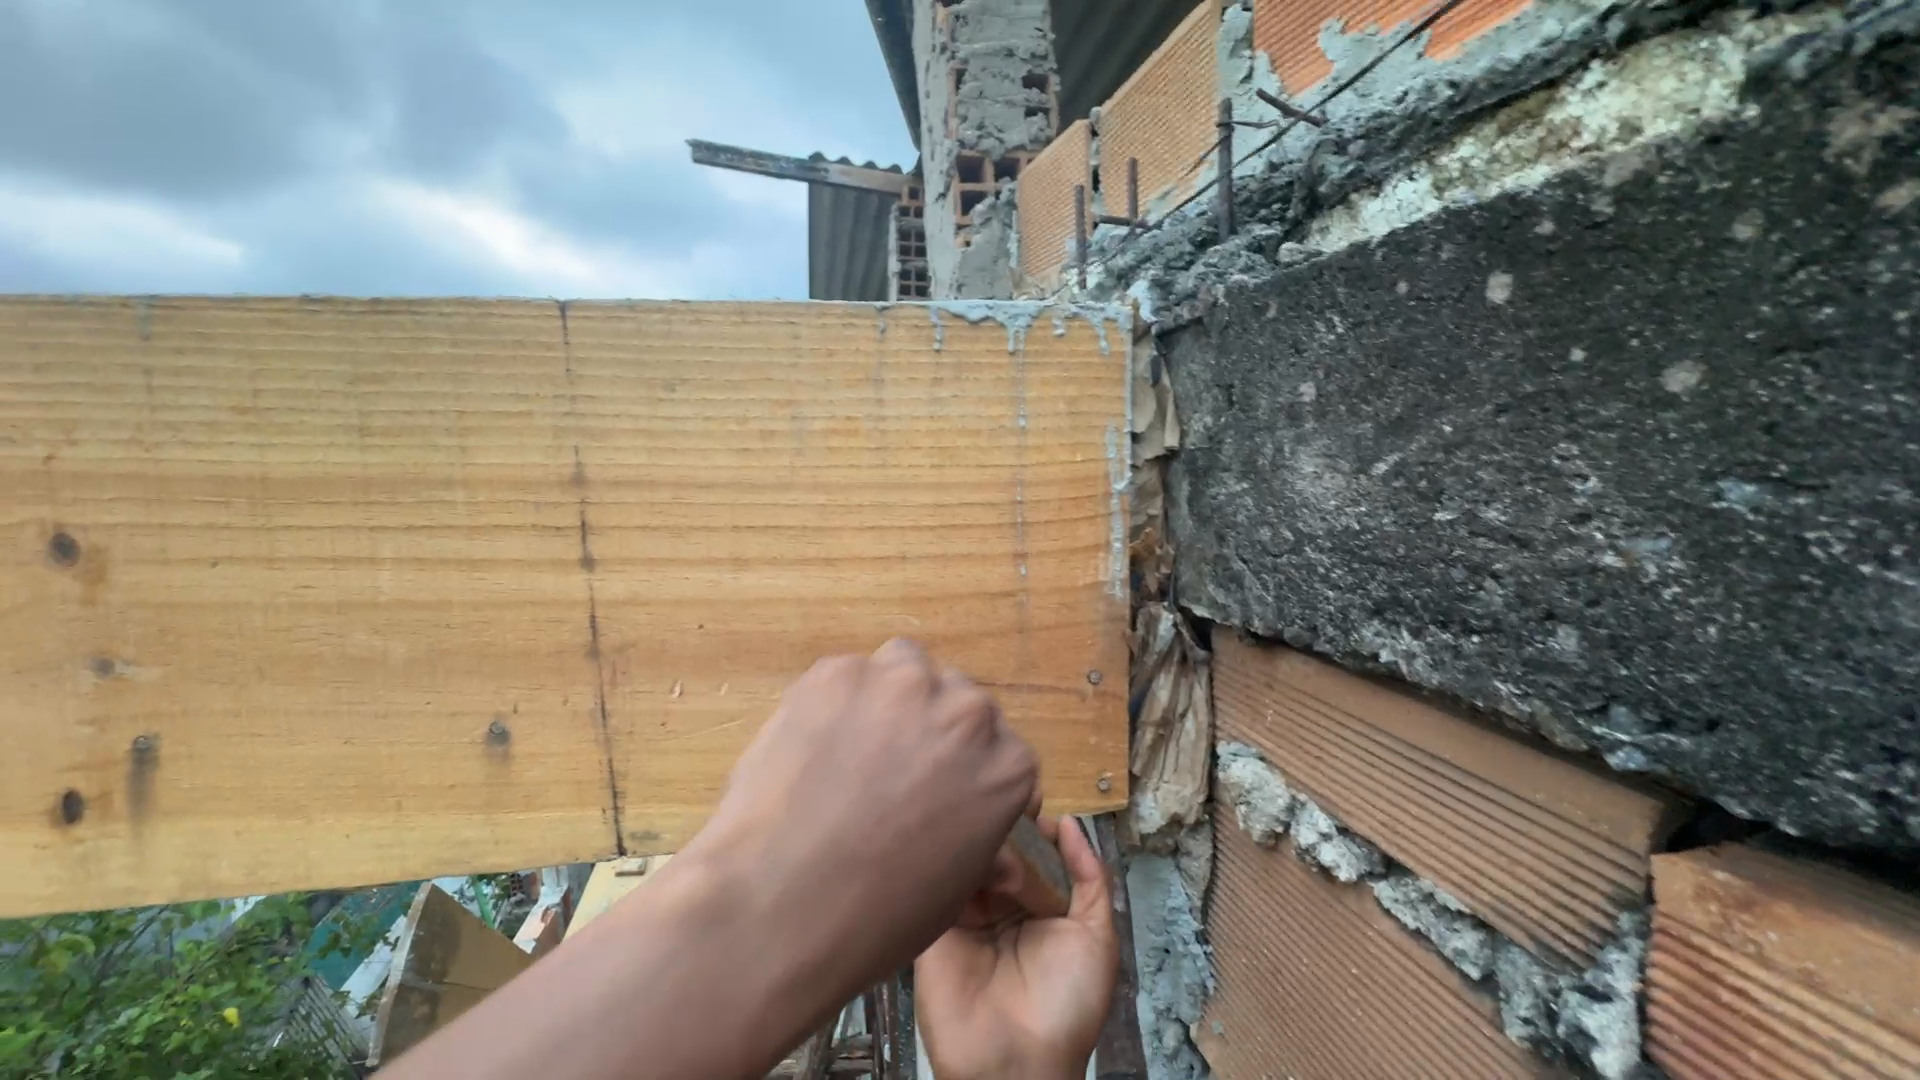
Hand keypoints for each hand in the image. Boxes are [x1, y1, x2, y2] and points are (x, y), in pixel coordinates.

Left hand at [688, 638, 1040, 1014]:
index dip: (966, 771)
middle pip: (957, 701)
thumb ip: (981, 848)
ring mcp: (904, 683)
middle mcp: (968, 712)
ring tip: (851, 746)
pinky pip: (847, 677)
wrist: (782, 905)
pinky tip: (811, 745)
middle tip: (890, 771)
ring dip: (890, 698)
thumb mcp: (954, 889)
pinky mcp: (840, 673)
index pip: (1000, 750)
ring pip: (906, 668)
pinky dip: (834, 702)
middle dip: (931, 730)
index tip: (939, 793)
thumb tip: (1002, 861)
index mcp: (1008, 766)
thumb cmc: (879, 917)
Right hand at [915, 817, 1117, 1079]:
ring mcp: (963, 910)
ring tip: (992, 841)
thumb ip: (1089, 878)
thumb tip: (1068, 821)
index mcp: (1037, 903)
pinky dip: (948, 859)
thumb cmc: (1065, 1003)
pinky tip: (957, 842)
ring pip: (970, 859)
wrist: (1016, 1065)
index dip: (1032, 821)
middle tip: (1005, 803)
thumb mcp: (1096, 939)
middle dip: (1004, 826)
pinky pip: (938, 882)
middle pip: (998, 849)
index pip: (1031, 849)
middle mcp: (999, 903)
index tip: (1031, 792)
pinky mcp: (931, 923)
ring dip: (981, 843)